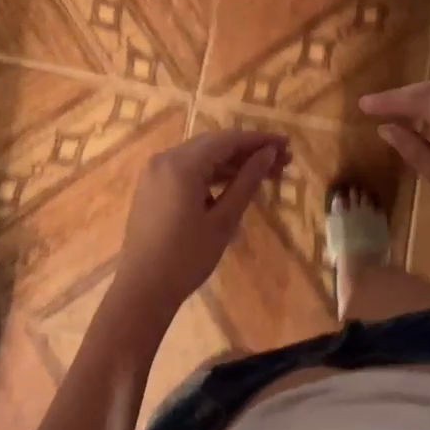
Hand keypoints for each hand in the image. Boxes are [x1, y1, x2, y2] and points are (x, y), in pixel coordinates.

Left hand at [110, 130, 290, 324]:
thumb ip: (247, 181)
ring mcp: (155, 172)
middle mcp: (165, 158)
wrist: (142, 290)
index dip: (259, 140)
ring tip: (264, 173)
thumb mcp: (223, 220)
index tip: (286, 144)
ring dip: (231, 162)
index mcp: (181, 164)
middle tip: (281, 161)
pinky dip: (211, 173)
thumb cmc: (186, 257)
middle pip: (214, 144)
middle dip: (247, 150)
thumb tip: (269, 154)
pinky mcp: (152, 186)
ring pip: (200, 156)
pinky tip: (233, 185)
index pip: (228, 140)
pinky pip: (187, 169)